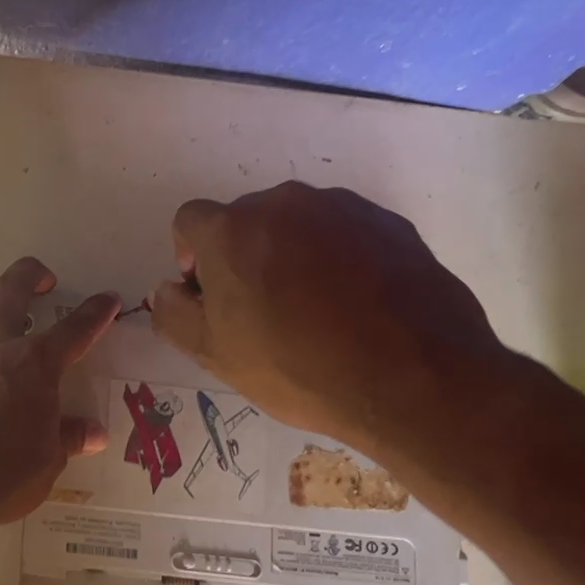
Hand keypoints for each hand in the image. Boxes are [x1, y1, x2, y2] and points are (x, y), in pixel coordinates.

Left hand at [0, 258, 120, 534]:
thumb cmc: (3, 477)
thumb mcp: (49, 462)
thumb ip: (69, 438)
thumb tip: (94, 432)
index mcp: (35, 364)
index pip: (75, 329)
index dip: (96, 312)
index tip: (108, 300)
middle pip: (13, 286)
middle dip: (32, 273)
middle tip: (42, 280)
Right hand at [150, 183, 507, 453]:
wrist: (415, 381)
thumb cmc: (296, 368)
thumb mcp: (212, 354)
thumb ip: (173, 313)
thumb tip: (169, 289)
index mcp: (231, 229)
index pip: (190, 221)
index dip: (192, 257)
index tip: (213, 296)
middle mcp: (284, 203)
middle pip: (245, 220)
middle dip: (243, 255)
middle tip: (262, 310)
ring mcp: (343, 209)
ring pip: (297, 225)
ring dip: (292, 254)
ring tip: (314, 310)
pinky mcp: (391, 223)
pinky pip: (345, 234)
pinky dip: (339, 259)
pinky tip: (355, 307)